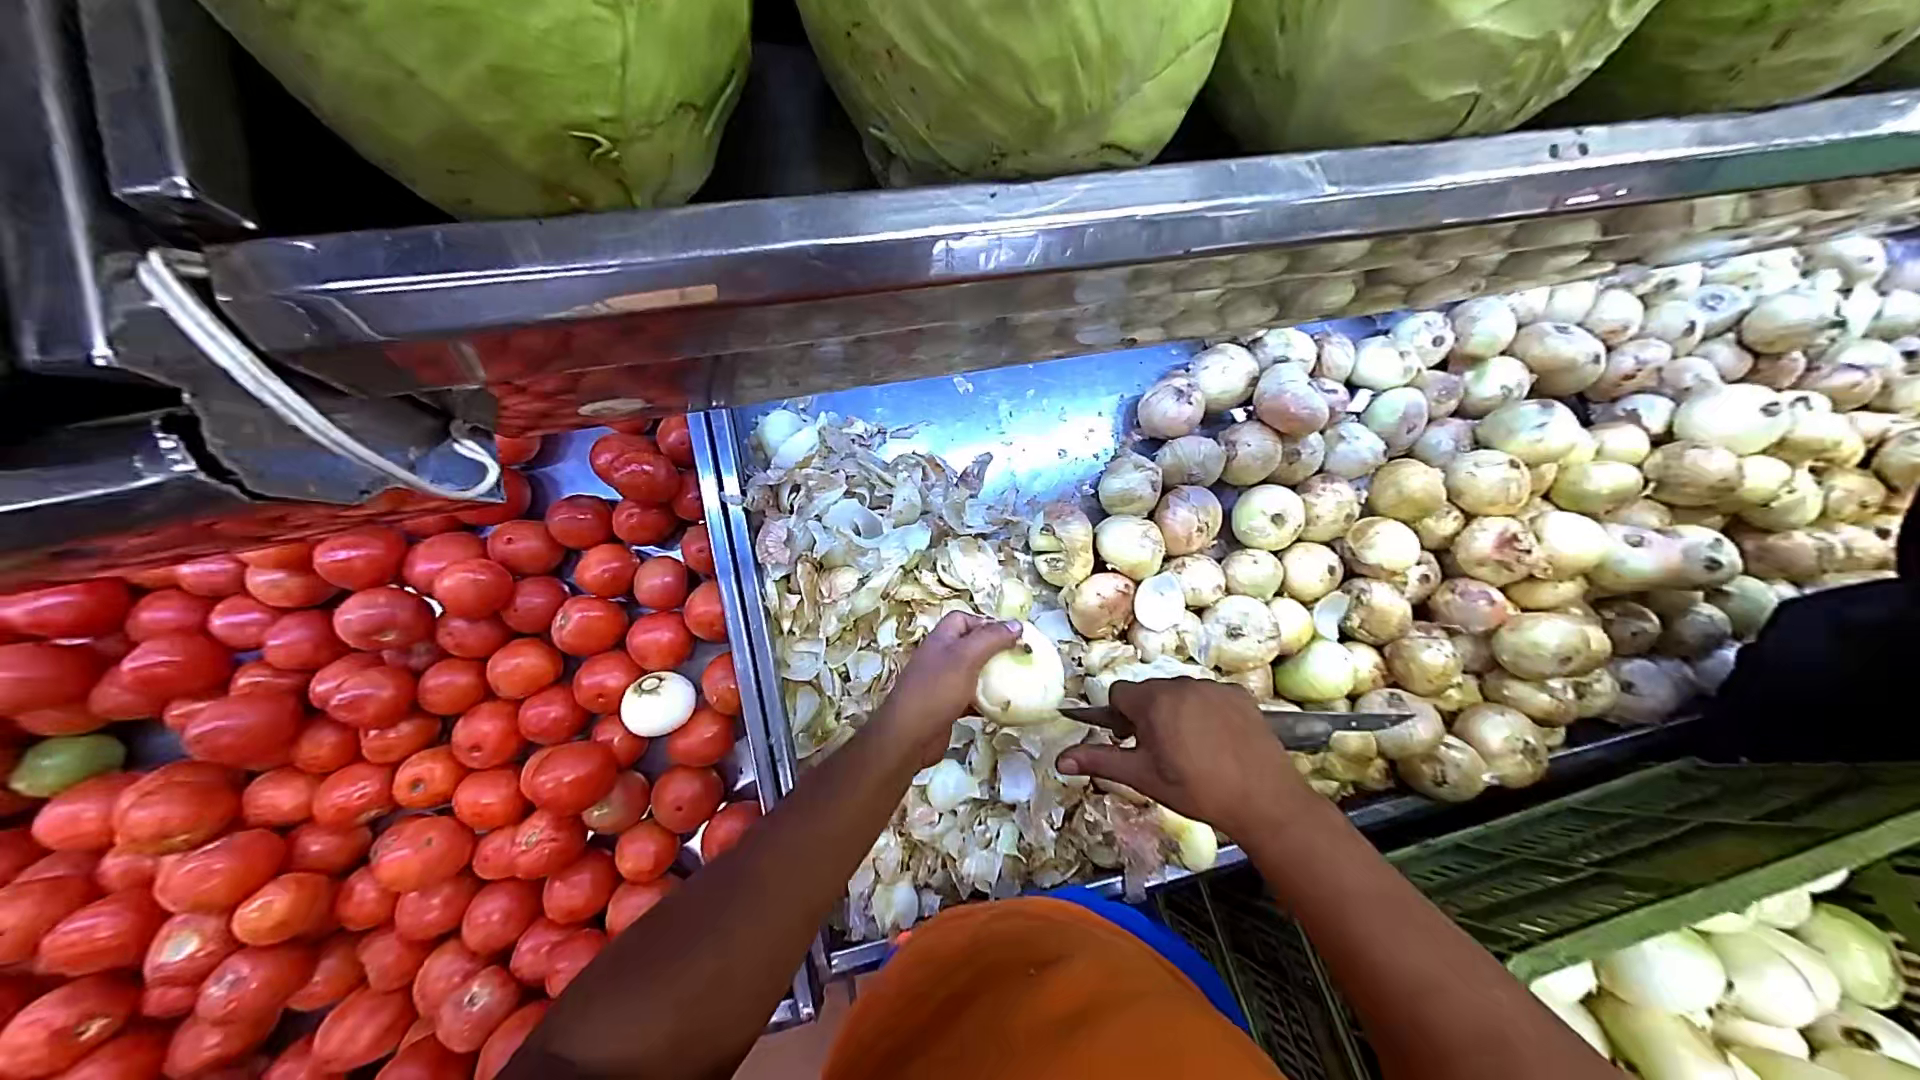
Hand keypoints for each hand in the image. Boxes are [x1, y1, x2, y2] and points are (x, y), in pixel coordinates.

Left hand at [872, 612, 1019, 767]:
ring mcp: (941, 684)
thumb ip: (991, 638)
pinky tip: (1001, 708)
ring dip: (991, 677)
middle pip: (969, 646)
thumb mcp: (966, 657)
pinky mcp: (945, 707)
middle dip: (993, 650)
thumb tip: (1017, 623)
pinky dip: (984, 701)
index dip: (985, 622)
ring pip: (971, 673)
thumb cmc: (937, 690)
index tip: (1009, 635)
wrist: (909, 737)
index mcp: (941, 639)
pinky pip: (970, 698)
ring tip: (1014, 682)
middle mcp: (939, 657)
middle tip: (1017, 659)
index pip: (962, 619)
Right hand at [1058, 678, 1308, 836]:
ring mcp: (1213, 687)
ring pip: (1179, 693)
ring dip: (1175, 712)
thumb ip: (1100, 761)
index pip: (1119, 693)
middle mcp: (1181, 684)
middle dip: (1147, 714)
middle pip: (1149, 691)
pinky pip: (1209, 695)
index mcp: (1153, 701)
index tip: (1133, 742)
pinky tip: (1217, 741)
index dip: (1120, 718)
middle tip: (1161, 751)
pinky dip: (1206, 711)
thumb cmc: (1196, 790)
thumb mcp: (1143, 777)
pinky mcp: (1239, 695)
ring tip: (1192, 749)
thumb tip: (1060, 759)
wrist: (1264, 800)